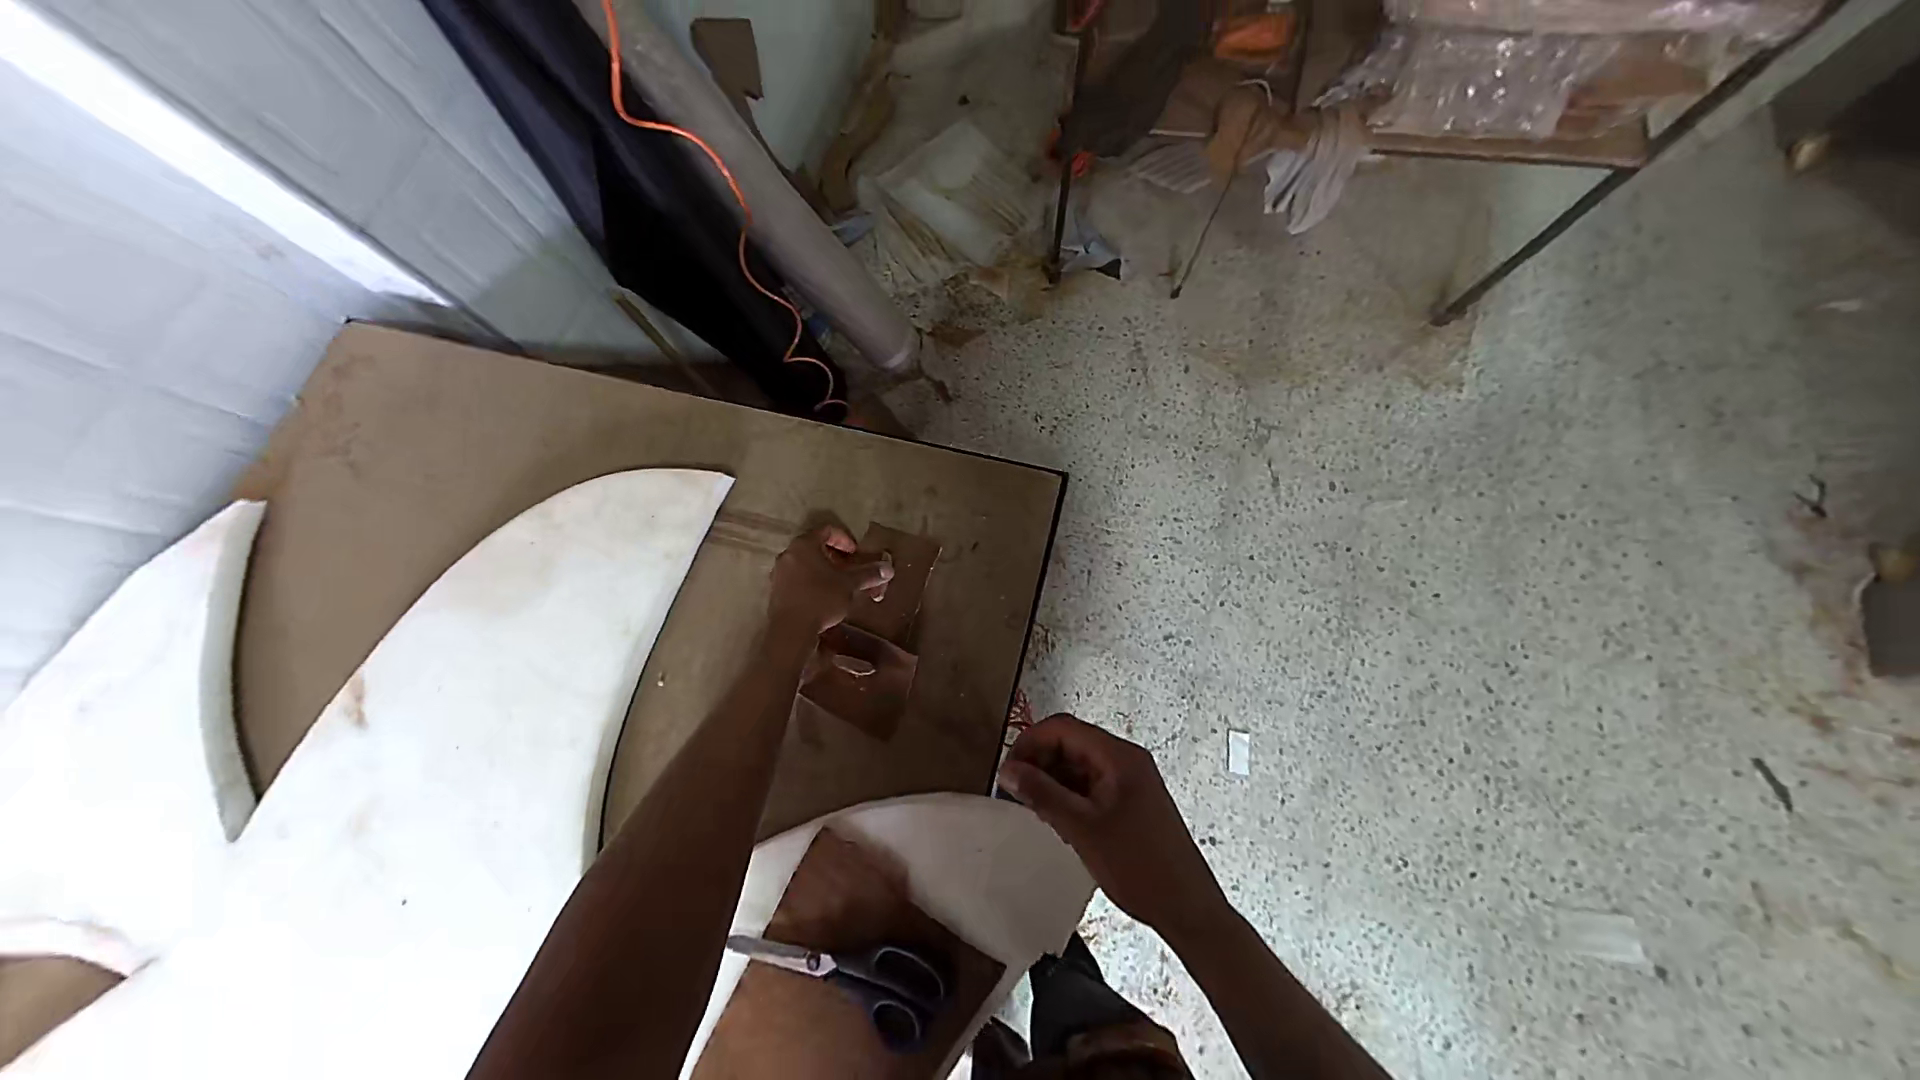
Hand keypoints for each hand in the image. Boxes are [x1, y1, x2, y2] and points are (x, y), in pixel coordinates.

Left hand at [767, 525, 893, 636]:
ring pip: (808, 565)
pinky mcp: (777, 591)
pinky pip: (799, 579)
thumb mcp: (849, 584)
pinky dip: (814, 583)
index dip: (845, 539)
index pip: (827, 530)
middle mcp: (789, 554)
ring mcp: (780, 573)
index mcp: (804, 545)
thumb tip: (888, 568)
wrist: (792, 630)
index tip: (857, 553)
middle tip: (852, 570)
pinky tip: (826, 598)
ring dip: (826, 572)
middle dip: (838, 558)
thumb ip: (868, 574)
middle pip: (816, 548)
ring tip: (842, 586)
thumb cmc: (821, 599)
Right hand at [998, 714, 1227, 939]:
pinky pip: (1089, 784)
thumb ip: (1042, 794)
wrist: (1187, 909)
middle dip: (1039, 761)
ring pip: (1078, 764)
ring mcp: (1129, 781)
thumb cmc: (1141, 867)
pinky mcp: (1129, 801)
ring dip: (1051, 780)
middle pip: (1070, 742)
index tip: (1008, 769)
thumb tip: (1008, 770)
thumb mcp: (1081, 828)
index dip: (1029, 743)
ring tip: (1033, 808)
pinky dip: (1067, 795)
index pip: (1063, 728)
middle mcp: (1125, 761)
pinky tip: (1056, 818)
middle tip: (1015, 790)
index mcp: (1119, 757)